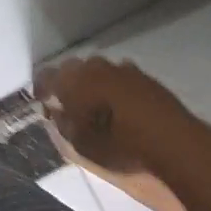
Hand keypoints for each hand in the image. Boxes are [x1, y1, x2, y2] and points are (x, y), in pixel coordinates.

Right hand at [34, 56, 193, 172]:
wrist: (169, 137)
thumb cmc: (117, 143)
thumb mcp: (81, 145)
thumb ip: (63, 125)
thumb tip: (56, 113)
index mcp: (70, 80)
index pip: (45, 75)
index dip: (41, 88)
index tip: (42, 101)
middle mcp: (92, 66)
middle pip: (72, 69)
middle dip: (68, 84)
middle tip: (70, 104)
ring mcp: (119, 67)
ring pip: (97, 70)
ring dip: (93, 83)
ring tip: (97, 104)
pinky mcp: (142, 75)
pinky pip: (120, 77)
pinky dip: (116, 87)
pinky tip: (122, 105)